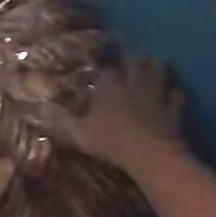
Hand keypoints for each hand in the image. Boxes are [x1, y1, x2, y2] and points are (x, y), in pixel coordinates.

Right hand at [40, 57, 187, 171]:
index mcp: (109, 88)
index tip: (100, 71)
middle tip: (127, 62)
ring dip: (154, 68)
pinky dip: (173, 94)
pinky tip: (171, 96)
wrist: (149, 155)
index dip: (104, 70)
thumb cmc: (110, 142)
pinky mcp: (174, 109)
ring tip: (150, 68)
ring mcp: (156, 95)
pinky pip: (176, 95)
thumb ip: (60, 120)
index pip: (107, 70)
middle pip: (135, 63)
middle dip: (131, 61)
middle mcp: (133, 85)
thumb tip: (39, 106)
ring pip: (158, 71)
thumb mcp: (78, 133)